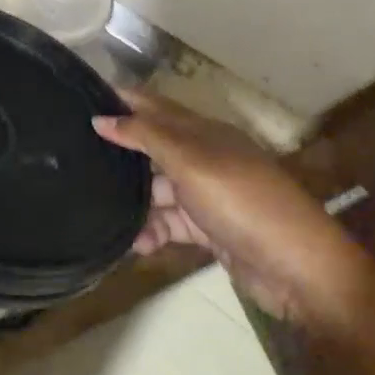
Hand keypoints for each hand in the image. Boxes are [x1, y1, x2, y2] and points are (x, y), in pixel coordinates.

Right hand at [92, 90, 363, 322]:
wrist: (305, 274)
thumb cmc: (246, 204)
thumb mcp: (191, 163)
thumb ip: (144, 136)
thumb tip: (99, 118)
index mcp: (205, 134)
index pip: (151, 105)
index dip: (116, 99)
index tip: (72, 100)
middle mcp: (204, 159)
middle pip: (148, 148)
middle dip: (114, 153)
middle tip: (70, 158)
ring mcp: (207, 195)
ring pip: (154, 189)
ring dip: (130, 202)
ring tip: (102, 214)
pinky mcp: (208, 228)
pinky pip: (168, 223)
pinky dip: (150, 231)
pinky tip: (135, 243)